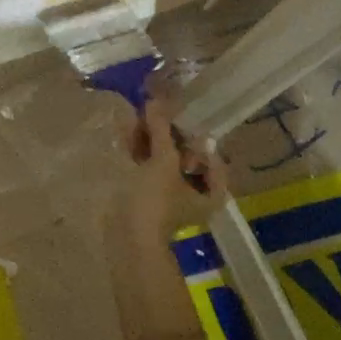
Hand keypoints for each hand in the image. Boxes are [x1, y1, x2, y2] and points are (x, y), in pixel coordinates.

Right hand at [111, 94, 219, 246]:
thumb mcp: (163, 162)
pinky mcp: (148, 199)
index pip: (212, 157)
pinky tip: (128, 137)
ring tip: (138, 121)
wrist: (128, 238)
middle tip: (156, 116)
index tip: (181, 121)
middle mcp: (195, 195)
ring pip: (165, 163)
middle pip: (186, 158)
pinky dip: (141, 156)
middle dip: (169, 136)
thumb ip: (161, 131)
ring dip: (152, 143)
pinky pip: (148, 171)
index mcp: (211, 192)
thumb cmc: (156, 201)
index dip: (197, 138)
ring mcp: (170, 198)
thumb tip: (155, 102)